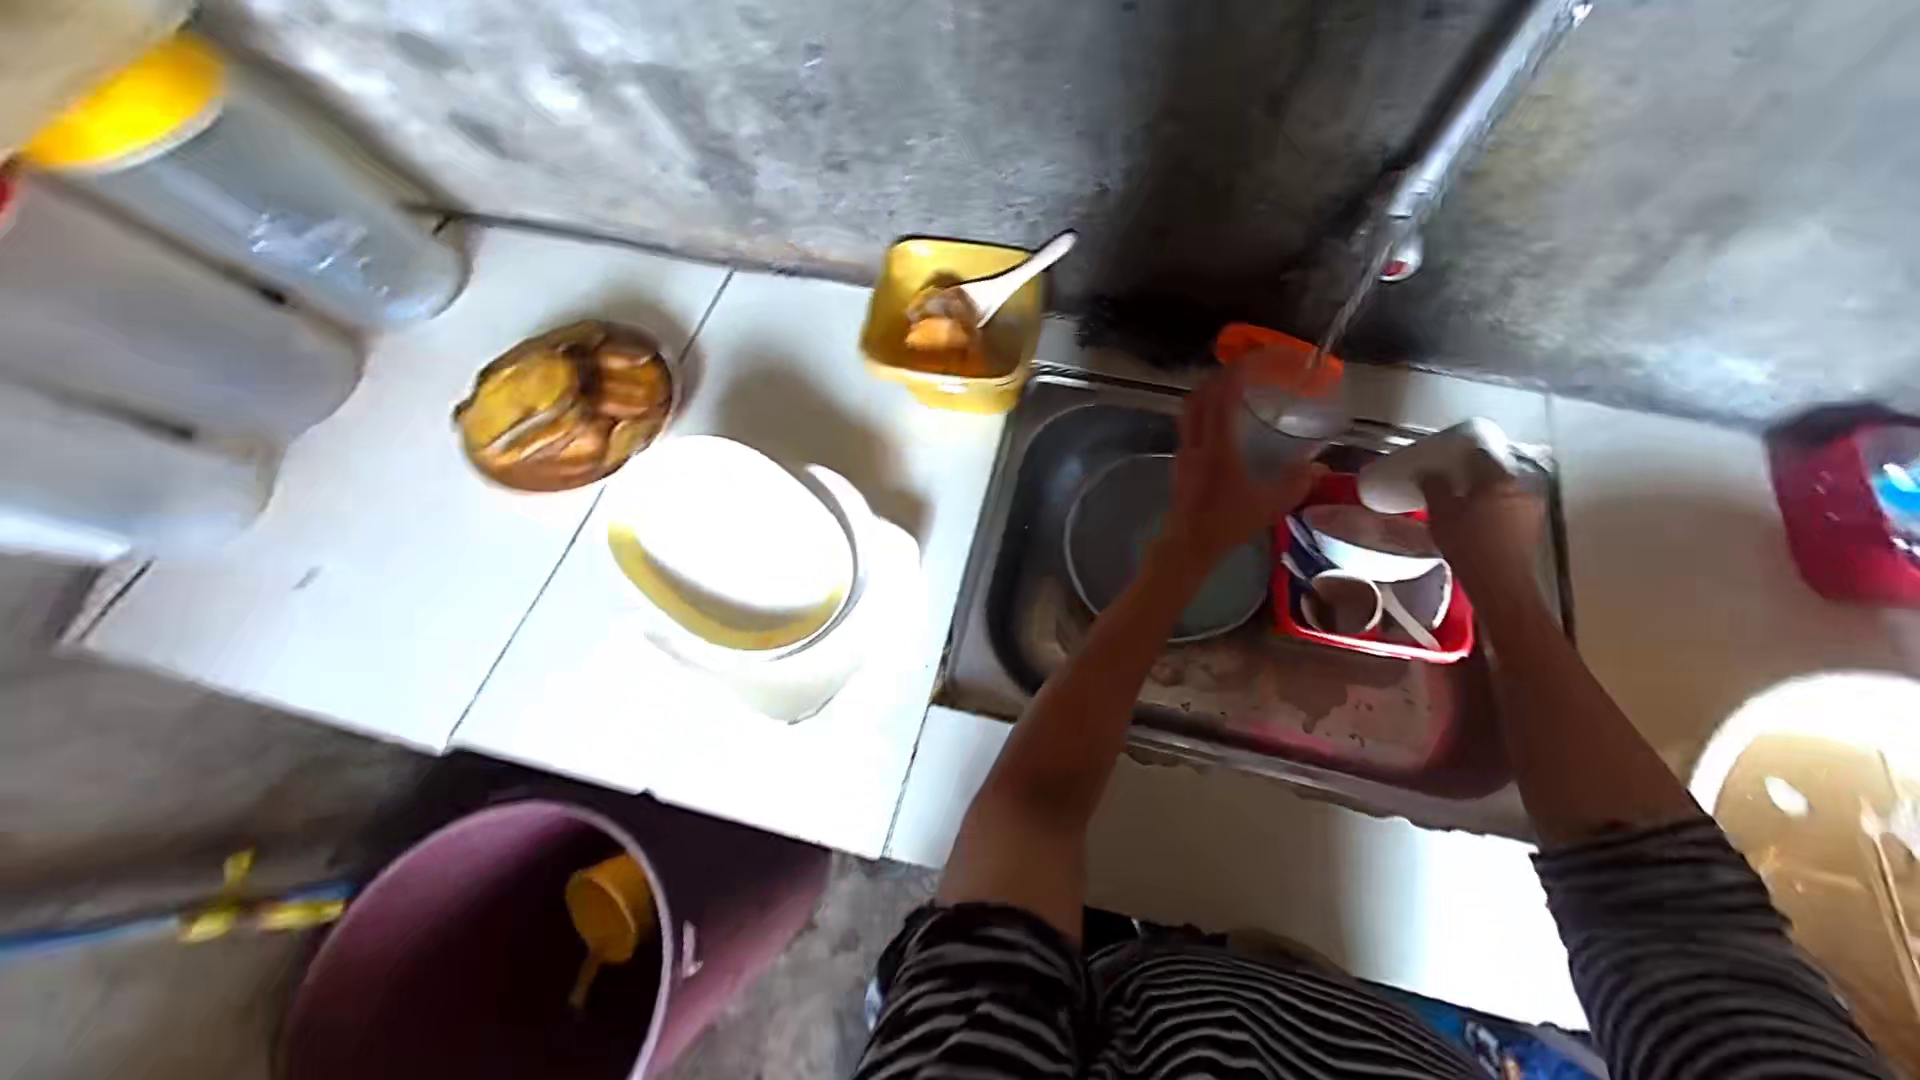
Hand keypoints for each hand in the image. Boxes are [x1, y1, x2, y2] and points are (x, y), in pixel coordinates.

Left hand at [1156, 368, 1323, 572]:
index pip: (1221, 398)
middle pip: (1197, 398)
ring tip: (1227, 392)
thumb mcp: (1270, 504)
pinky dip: (1201, 416)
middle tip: (1237, 370)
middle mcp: (1195, 444)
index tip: (1250, 360)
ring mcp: (1183, 453)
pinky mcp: (1178, 465)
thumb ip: (1296, 483)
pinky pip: (1187, 429)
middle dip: (1215, 378)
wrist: (1188, 544)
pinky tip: (1217, 426)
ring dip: (1205, 396)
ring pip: (1188, 412)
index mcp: (1218, 447)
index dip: (1234, 374)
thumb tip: (1318, 467)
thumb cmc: (1227, 523)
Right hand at [1419, 450, 1542, 587]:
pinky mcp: (1532, 526)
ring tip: (1464, 508)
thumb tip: (1429, 473)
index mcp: (1497, 480)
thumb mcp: (1441, 515)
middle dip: (1473, 478)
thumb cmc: (1468, 545)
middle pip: (1493, 473)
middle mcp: (1520, 488)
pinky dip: (1495, 510)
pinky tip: (1479, 524)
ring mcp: (1531, 507)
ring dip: (1485, 495)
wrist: (1501, 581)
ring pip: (1503, 492)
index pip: (1478, 455)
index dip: (1459, 456)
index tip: (1444, 463)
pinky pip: (1510, 508)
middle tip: (1451, 487)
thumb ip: (1434, 488)